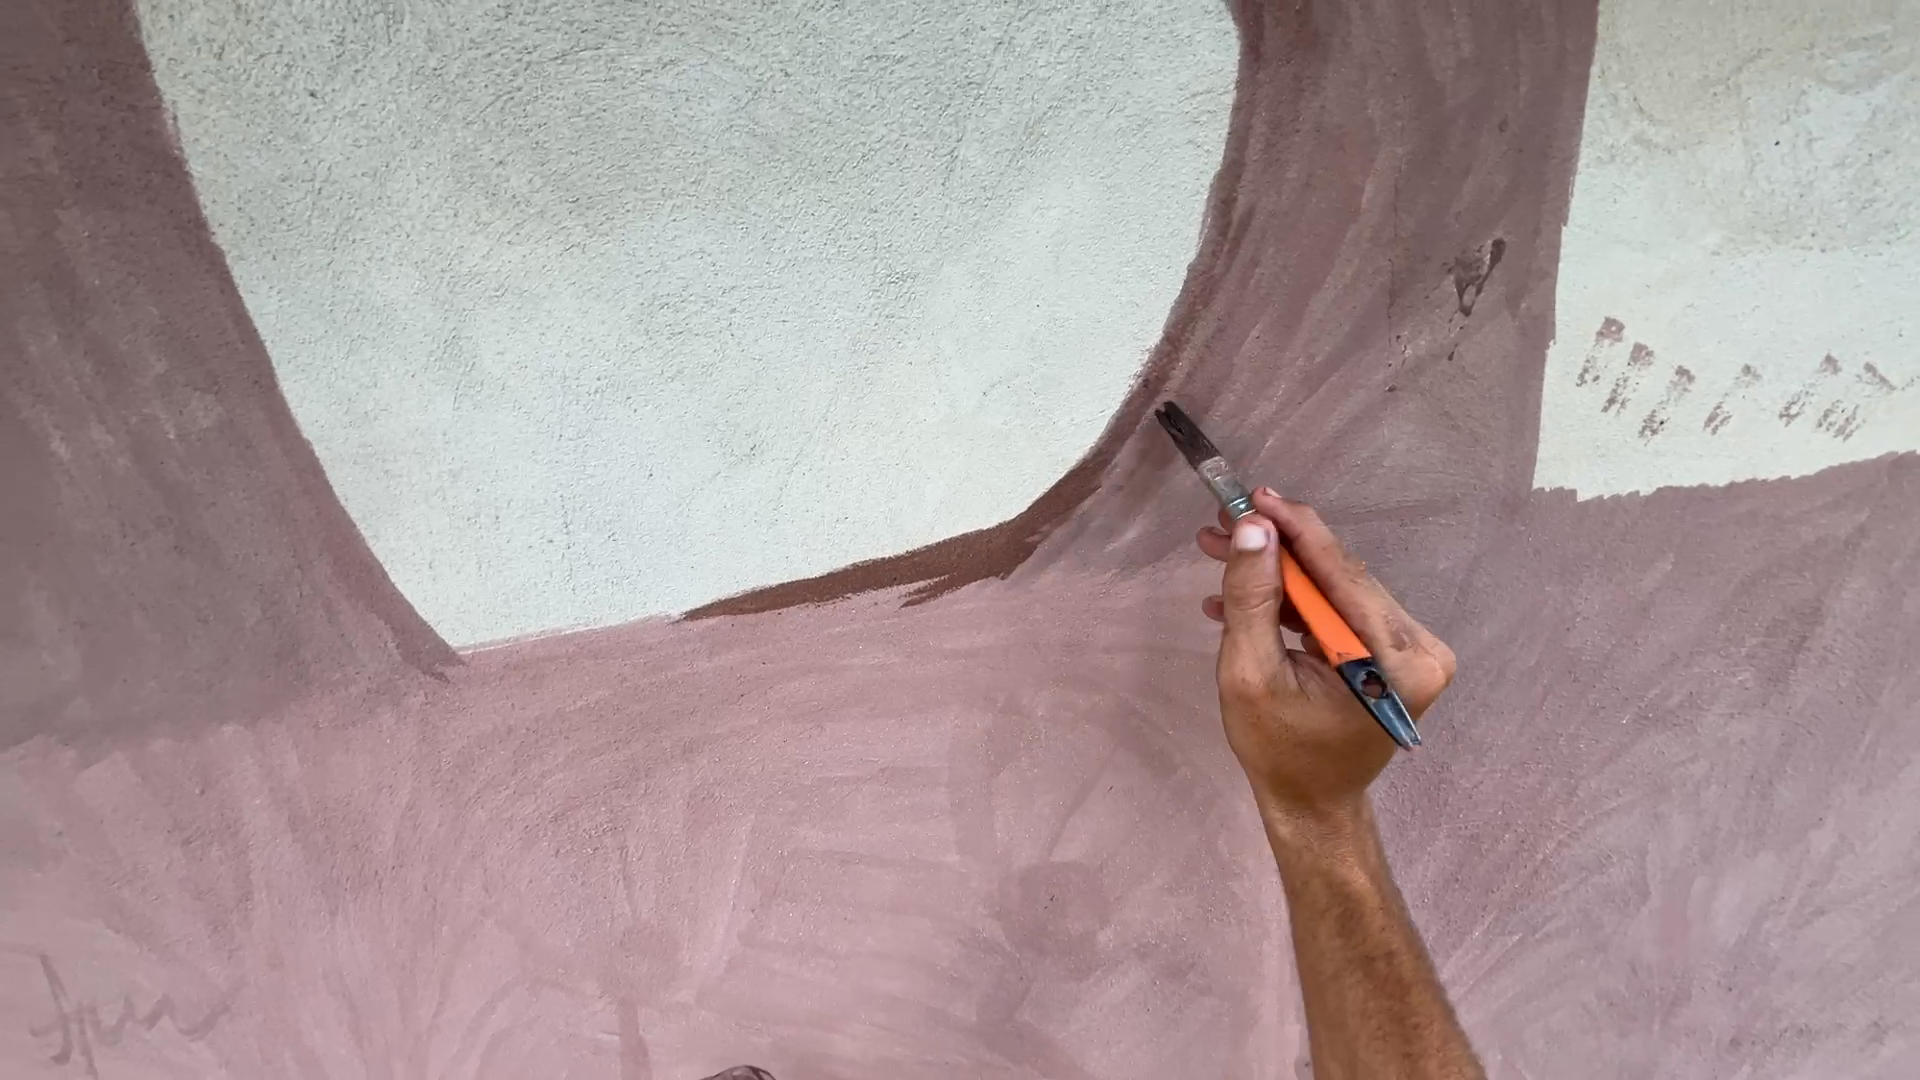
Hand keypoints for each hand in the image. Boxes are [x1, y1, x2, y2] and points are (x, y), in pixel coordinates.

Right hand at [1195, 489, 1455, 825]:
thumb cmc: (1277, 748)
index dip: (1294, 529)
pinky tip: (1241, 600)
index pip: (1340, 573)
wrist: (1310, 802)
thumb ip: (1252, 599)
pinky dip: (1289, 600)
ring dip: (1274, 573)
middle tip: (1220, 524)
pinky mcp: (1390, 652)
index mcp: (1396, 658)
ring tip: (1217, 552)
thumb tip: (1253, 529)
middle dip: (1274, 549)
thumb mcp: (1250, 672)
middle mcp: (1418, 646)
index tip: (1253, 495)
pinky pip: (1334, 609)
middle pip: (1337, 576)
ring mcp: (1408, 649)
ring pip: (1331, 588)